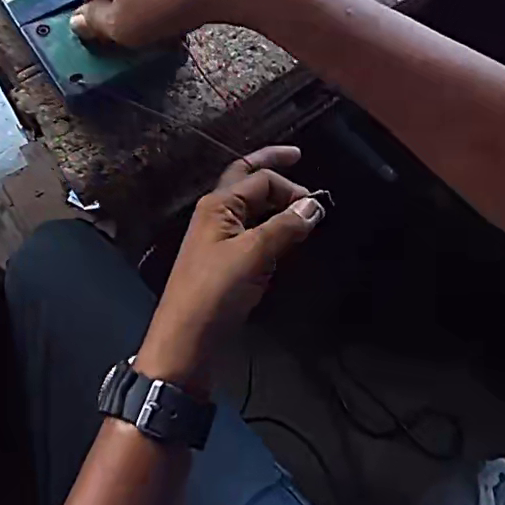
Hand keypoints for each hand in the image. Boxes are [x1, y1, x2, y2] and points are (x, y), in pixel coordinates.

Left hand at [135, 146, 325, 391]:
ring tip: (301, 203)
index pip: (261, 178)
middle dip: (274, 169)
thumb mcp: (254, 254)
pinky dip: (271, 226)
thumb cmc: (214, 292)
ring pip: (252, 207)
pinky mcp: (226, 260)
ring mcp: (220, 237)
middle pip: (249, 180)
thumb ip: (286, 226)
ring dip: (276, 201)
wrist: (186, 340)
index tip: (318, 203)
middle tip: (300, 163)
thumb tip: (314, 205)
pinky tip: (286, 234)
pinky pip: (252, 231)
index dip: (291, 186)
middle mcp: (217, 214)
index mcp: (218, 204)